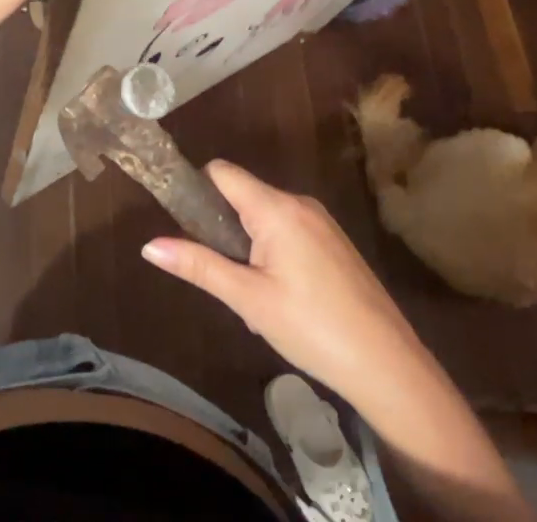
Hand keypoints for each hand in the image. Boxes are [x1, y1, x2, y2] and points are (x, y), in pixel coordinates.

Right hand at [142, 160, 419, 397]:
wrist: (387, 364)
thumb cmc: (311, 328)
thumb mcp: (247, 299)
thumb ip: (199, 266)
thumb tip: (149, 245)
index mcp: (277, 209)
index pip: (222, 172)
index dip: (195, 187)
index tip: (179, 220)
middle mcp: (300, 204)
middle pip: (243, 194)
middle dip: (221, 226)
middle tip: (219, 274)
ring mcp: (322, 223)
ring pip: (265, 217)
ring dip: (246, 245)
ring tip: (249, 294)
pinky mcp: (335, 243)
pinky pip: (289, 232)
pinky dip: (271, 253)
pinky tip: (278, 298)